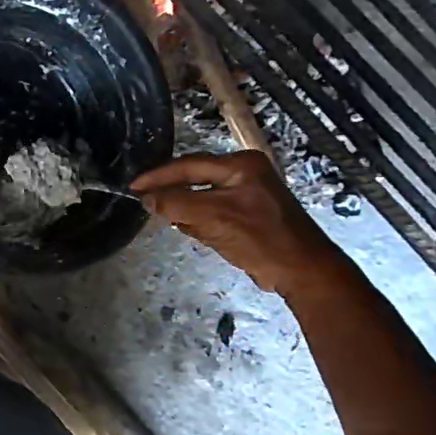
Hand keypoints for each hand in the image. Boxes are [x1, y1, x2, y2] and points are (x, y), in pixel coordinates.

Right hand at [132, 152, 343, 294]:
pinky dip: (201, 221)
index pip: (188, 165)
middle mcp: (245, 173)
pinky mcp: (249, 215)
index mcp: (241, 164)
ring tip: (173, 223)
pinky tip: (196, 233)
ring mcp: (249, 194)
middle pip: (195, 179)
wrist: (302, 270)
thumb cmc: (260, 238)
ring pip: (202, 197)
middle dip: (174, 196)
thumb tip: (147, 198)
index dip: (158, 176)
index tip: (133, 186)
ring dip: (188, 212)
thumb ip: (176, 204)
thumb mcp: (212, 217)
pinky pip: (214, 212)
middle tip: (147, 205)